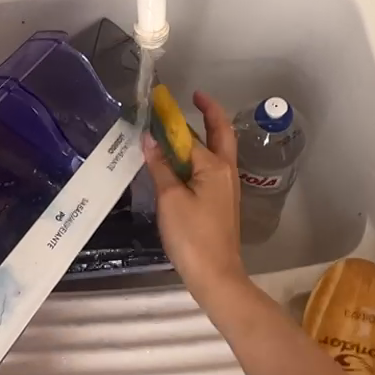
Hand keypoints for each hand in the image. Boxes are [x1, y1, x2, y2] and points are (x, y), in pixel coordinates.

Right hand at [144, 90, 249, 298]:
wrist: (215, 275)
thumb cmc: (192, 236)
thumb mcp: (170, 198)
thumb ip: (160, 166)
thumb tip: (149, 139)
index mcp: (215, 166)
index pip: (190, 135)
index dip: (173, 120)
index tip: (160, 103)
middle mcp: (226, 171)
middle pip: (220, 134)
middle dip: (208, 114)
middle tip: (193, 99)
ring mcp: (226, 188)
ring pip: (215, 153)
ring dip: (200, 136)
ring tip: (177, 129)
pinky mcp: (221, 203)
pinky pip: (209, 170)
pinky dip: (196, 158)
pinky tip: (178, 164)